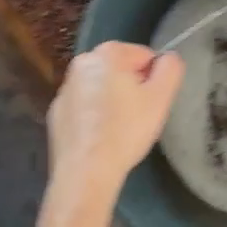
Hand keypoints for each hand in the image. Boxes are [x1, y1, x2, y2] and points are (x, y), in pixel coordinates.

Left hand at [38, 41, 184, 226]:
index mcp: (108, 52)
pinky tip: (98, 138)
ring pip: (100, 87)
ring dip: (111, 101)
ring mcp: (66, 88)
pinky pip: (83, 107)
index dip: (152, 79)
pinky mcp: (56, 112)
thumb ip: (171, 69)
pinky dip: (92, 116)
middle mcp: (83, 62)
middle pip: (120, 69)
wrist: (85, 173)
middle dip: (131, 88)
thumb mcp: (160, 98)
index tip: (151, 103)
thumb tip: (168, 58)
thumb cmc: (125, 131)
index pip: (143, 56)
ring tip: (118, 130)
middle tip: (137, 117)